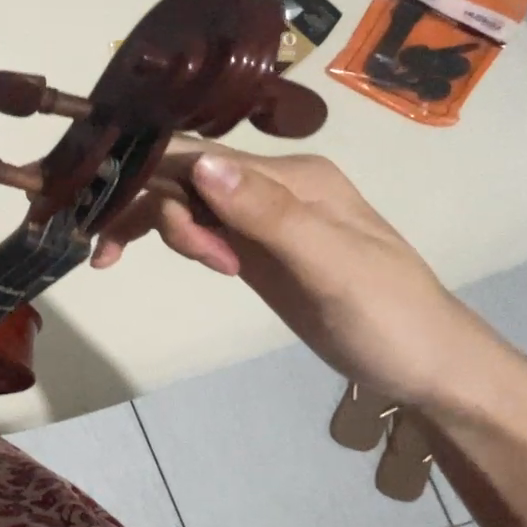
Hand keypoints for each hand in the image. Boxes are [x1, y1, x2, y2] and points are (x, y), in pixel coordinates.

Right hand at [90, 140, 497, 406]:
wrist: (426, 368)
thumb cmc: (388, 317)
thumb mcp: (330, 267)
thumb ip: (265, 215)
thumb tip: (199, 165)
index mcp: (292, 177)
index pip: (197, 159)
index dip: (146, 181)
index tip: (101, 212)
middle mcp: (269, 185)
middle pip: (178, 177)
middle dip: (155, 215)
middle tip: (175, 262)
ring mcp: (257, 214)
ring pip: (177, 201)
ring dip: (154, 230)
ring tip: (157, 266)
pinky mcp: (246, 243)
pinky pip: (189, 226)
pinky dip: (159, 239)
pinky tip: (124, 256)